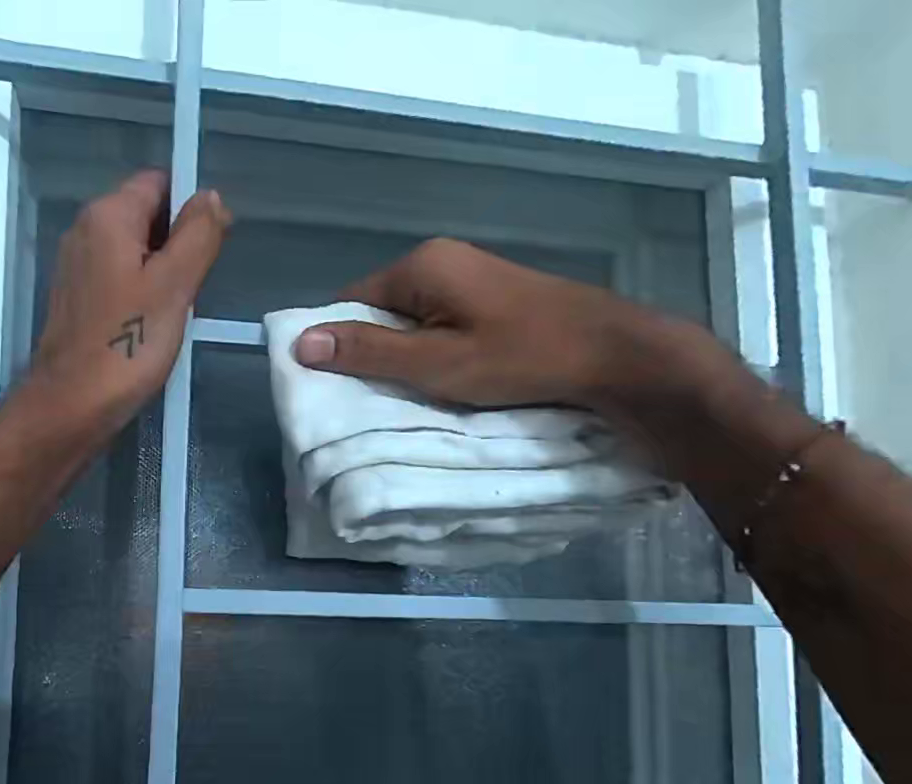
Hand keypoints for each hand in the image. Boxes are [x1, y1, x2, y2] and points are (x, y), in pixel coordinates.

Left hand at [28, 170, 231, 428]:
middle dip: (178, 244)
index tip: (212, 246)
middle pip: (145, 216)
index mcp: (108, 217)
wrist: (73, 404)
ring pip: (134, 252)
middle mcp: (86, 231)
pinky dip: (142, 294)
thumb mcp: (174, 286)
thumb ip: (197, 236)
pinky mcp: (78, 300)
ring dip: (163, 273)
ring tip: (176, 312)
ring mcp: (77, 267)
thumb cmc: (127, 345)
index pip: (158, 182)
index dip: (191, 206)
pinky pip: (120, 280)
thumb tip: (211, 196)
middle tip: (196, 288)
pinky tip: (154, 326)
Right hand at [293, 238, 733, 420]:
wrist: (610, 353)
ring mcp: (469, 274)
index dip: (341, 343)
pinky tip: (449, 375)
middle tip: (381, 396)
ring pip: (412, 318)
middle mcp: (440, 259)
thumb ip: (369, 352)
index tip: (343, 386)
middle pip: (382, 309)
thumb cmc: (519, 358)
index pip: (352, 302)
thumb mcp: (435, 364)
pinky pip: (440, 320)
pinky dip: (434, 349)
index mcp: (420, 267)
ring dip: (407, 353)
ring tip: (416, 391)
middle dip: (376, 351)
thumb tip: (300, 342)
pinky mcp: (490, 294)